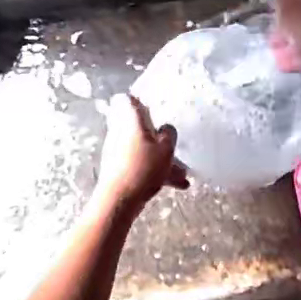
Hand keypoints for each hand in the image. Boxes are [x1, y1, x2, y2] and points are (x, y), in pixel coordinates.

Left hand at [93, 94, 187, 211]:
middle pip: (139, 127)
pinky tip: (175, 185)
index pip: (127, 100)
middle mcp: (121, 132)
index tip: (151, 104)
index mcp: (131, 121)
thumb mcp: (166, 149)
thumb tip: (166, 128)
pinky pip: (140, 164)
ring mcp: (118, 151)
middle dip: (158, 136)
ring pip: (143, 148)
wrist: (118, 200)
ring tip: (183, 174)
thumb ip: (169, 134)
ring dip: (161, 158)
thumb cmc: (143, 168)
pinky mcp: (118, 169)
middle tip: (173, 144)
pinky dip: (155, 171)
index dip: (137, 99)